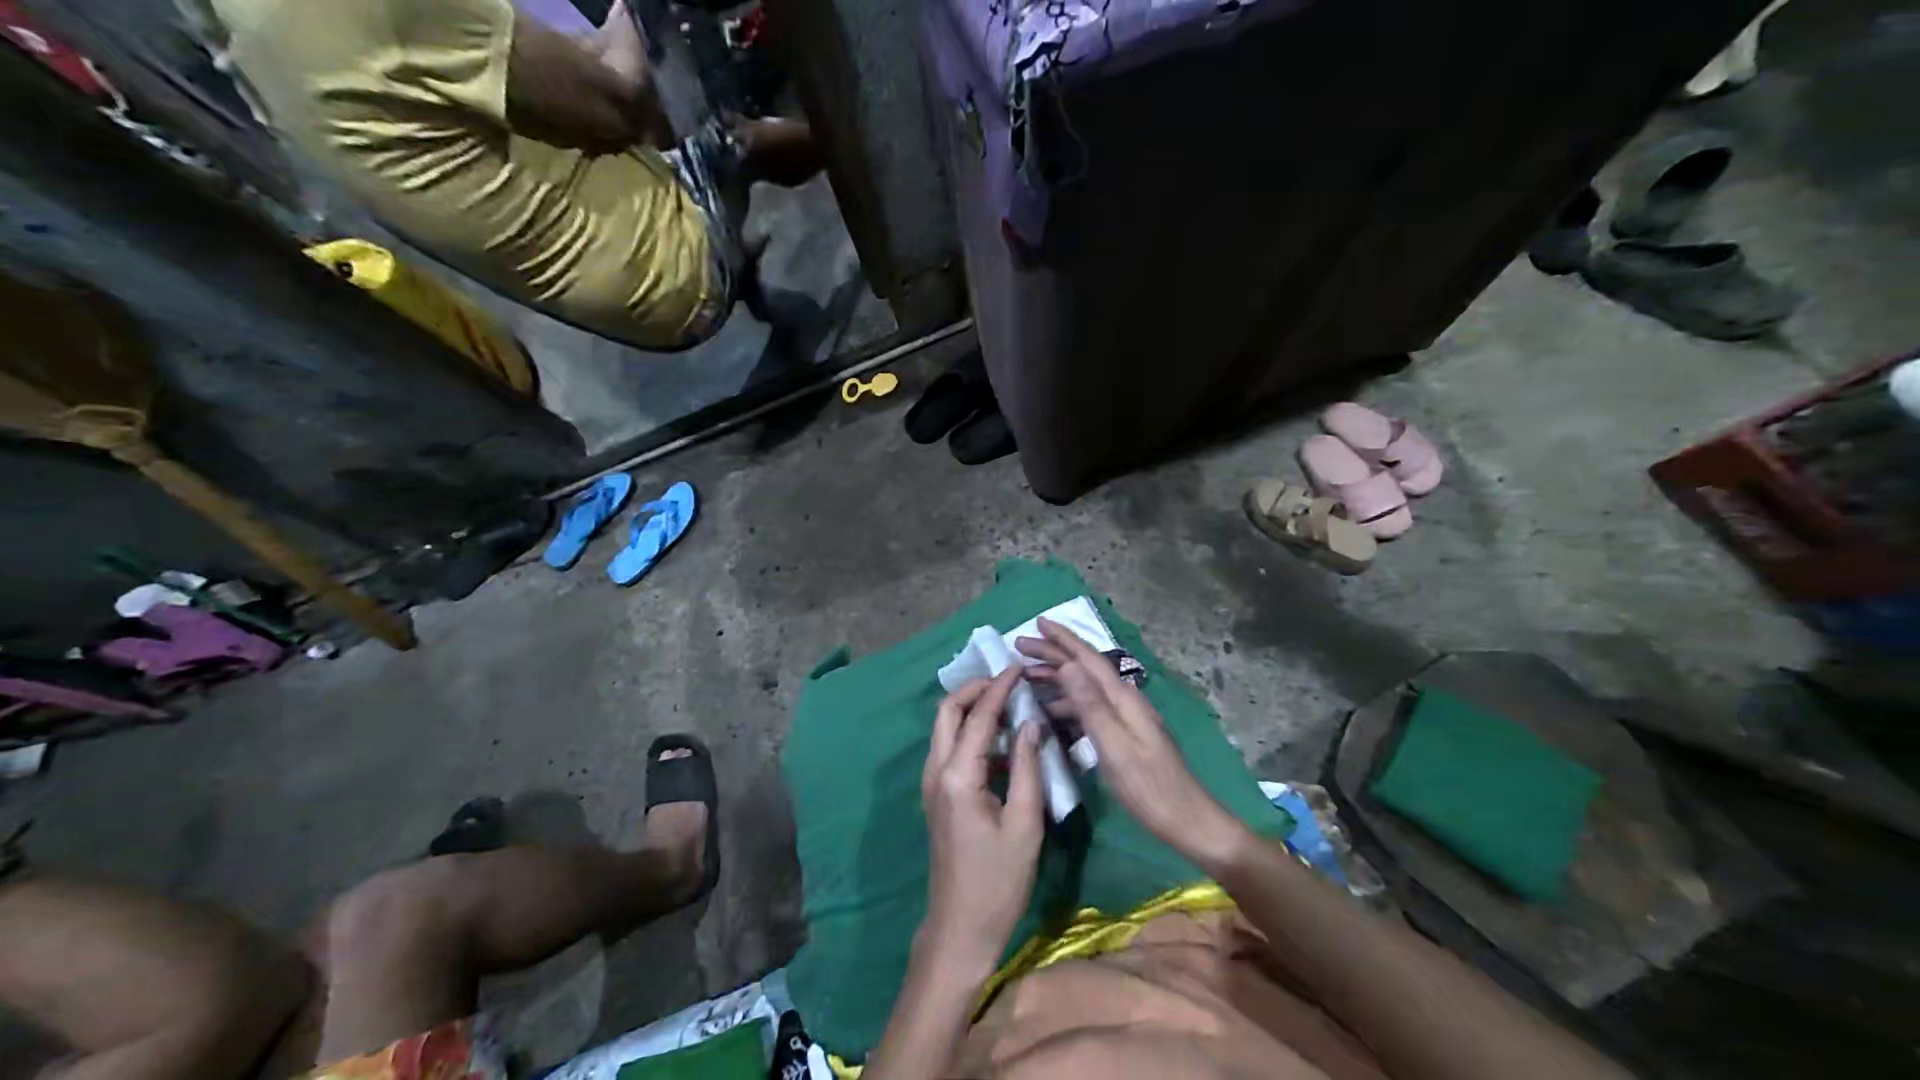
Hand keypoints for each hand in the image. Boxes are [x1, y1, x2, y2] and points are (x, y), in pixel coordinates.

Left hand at [919, 668, 1044, 972]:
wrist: (960, 928)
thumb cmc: (999, 880)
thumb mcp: (1025, 823)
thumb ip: (1027, 767)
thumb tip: (1031, 723)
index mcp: (957, 776)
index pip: (978, 716)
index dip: (1000, 688)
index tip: (1020, 669)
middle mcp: (937, 771)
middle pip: (948, 712)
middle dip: (976, 690)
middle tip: (1010, 682)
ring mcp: (933, 784)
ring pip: (947, 729)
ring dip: (974, 710)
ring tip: (1012, 705)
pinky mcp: (938, 796)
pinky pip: (952, 750)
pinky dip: (974, 735)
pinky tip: (1005, 744)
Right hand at [1017, 618, 1243, 866]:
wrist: (1187, 821)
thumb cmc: (1149, 787)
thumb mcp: (1115, 746)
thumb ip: (1091, 705)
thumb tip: (1068, 665)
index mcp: (1123, 699)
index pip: (1087, 659)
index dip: (1062, 639)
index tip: (1037, 622)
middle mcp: (1125, 700)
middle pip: (1085, 669)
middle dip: (1053, 654)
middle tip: (1021, 646)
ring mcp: (1127, 718)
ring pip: (1085, 688)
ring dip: (1057, 679)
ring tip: (1027, 677)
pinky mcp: (1125, 735)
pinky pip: (1089, 709)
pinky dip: (1067, 704)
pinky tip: (1051, 712)